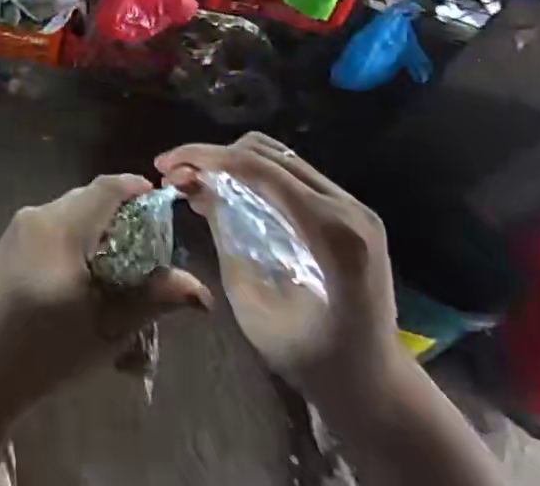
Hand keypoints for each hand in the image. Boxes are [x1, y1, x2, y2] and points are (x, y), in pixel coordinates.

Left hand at [0, 174, 211, 408]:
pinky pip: (52, 224)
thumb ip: (152, 298)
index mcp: (62, 229)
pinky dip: (74, 237)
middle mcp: (38, 215)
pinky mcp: (10, 239)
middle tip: (147, 248)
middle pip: (88, 198)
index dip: (136, 188)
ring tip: (117, 268)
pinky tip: (85, 275)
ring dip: (96, 227)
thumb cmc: (49, 350)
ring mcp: (19, 225)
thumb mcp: (109, 329)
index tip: (160, 202)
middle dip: (120, 215)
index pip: (106, 188)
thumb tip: (201, 291)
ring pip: (70, 210)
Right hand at [155, 135, 403, 399]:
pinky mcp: (346, 213)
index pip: (257, 167)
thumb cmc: (311, 358)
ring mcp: (351, 207)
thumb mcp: (253, 301)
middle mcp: (347, 207)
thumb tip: (194, 187)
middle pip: (264, 152)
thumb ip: (226, 235)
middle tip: (173, 174)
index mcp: (331, 231)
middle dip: (211, 155)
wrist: (375, 387)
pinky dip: (249, 175)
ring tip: (192, 180)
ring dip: (228, 161)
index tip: (163, 164)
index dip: (203, 157)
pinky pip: (288, 175)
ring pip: (276, 156)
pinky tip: (222, 191)